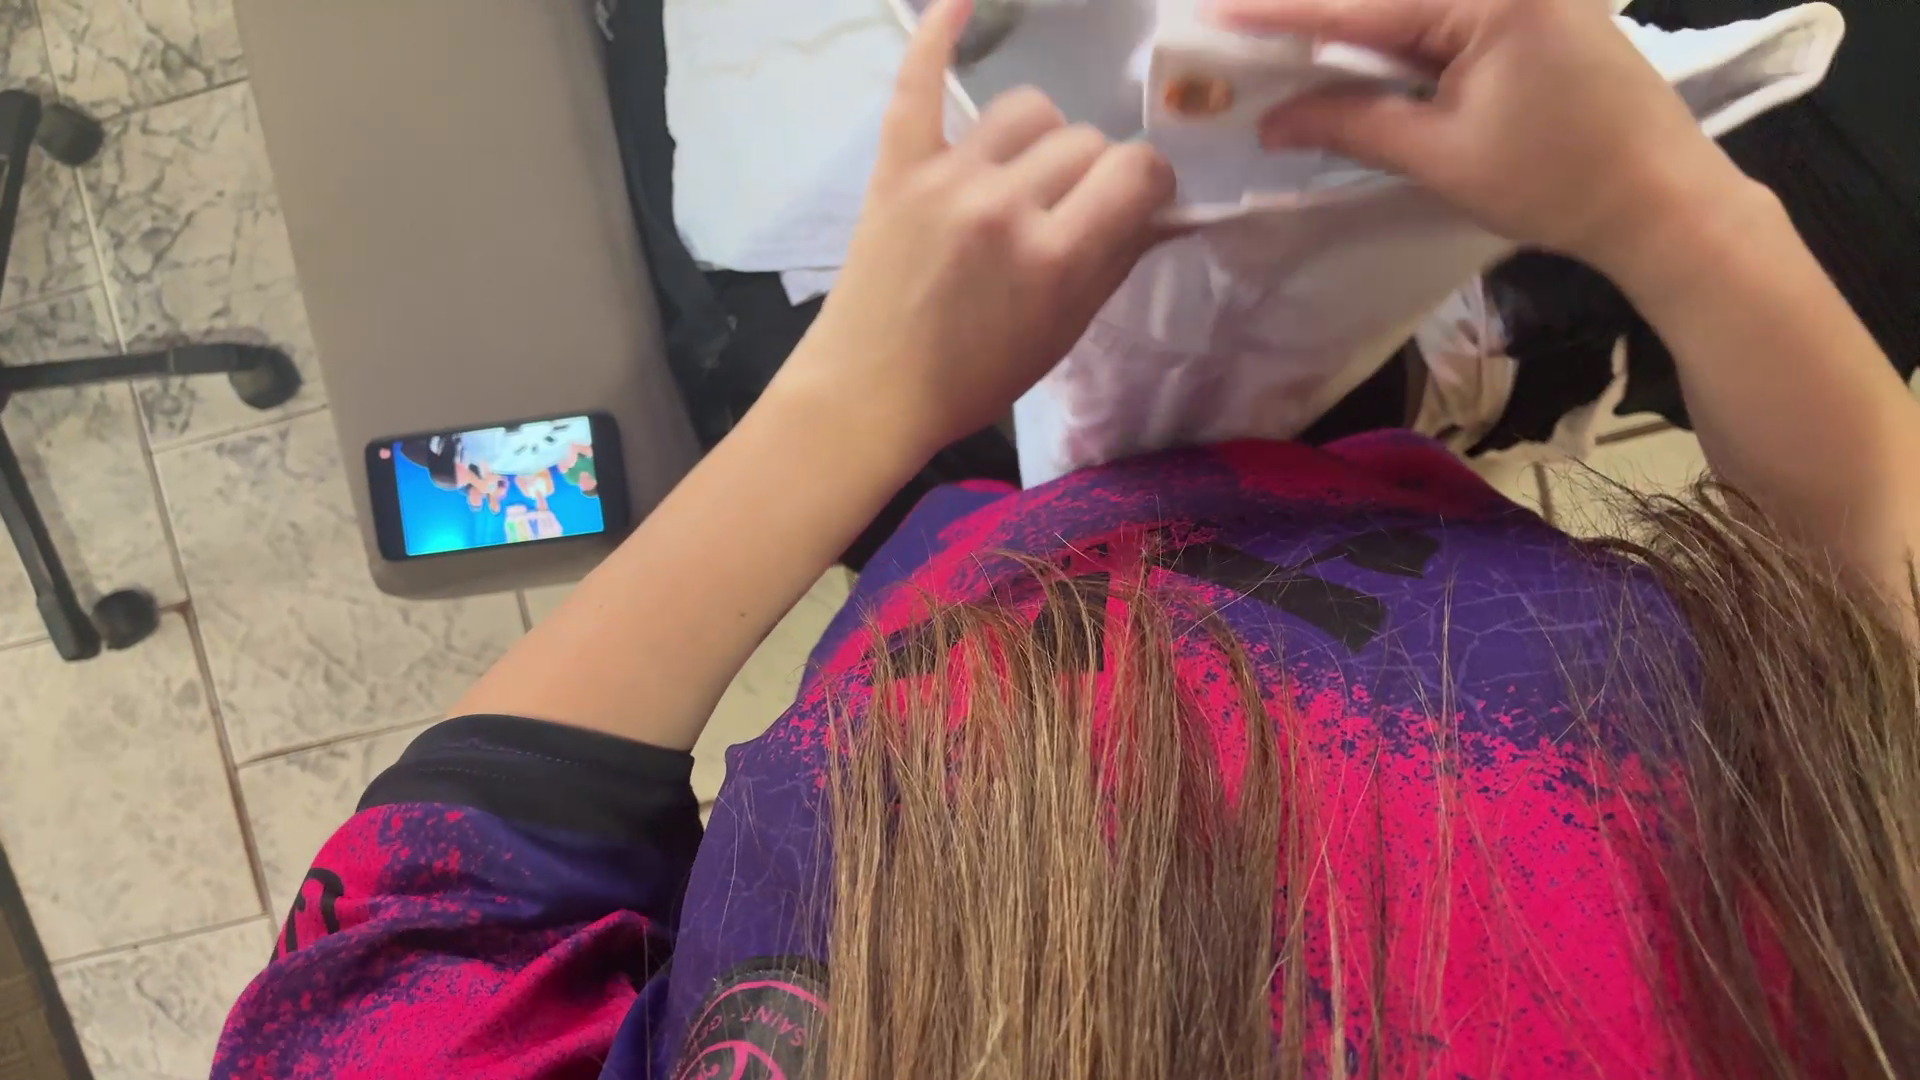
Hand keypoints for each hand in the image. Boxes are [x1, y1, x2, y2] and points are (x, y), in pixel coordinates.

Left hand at [774, 0, 1176, 459]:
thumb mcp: (1058, 338)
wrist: (870, 394)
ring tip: (1026, 175)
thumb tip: (1160, 213)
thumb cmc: (971, 382)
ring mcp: (946, 178)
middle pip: (1086, 140)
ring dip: (1044, 138)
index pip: (1137, 171)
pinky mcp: (897, 169)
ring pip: (1028, 108)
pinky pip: (918, 83)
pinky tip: (959, 3)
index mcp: (1052, 258)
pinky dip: (936, 35)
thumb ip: (1113, 266)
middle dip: (1096, 175)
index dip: (1152, 183)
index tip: (1140, 202)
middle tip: (1072, 213)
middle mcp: (1004, 204)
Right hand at [1214, 0, 1755, 271]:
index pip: (1361, 7)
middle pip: (1382, 3)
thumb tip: (1273, 121)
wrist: (1652, 198)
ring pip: (1404, 20)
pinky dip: (1383, 56)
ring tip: (1279, 59)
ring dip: (1343, 44)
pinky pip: (1432, 35)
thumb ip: (1351, 125)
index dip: (1283, 14)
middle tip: (1239, 34)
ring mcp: (1515, 2)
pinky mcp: (1519, 27)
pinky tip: (1341, 74)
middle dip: (1311, 23)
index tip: (1217, 12)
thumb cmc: (1550, 177)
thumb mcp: (1438, 154)